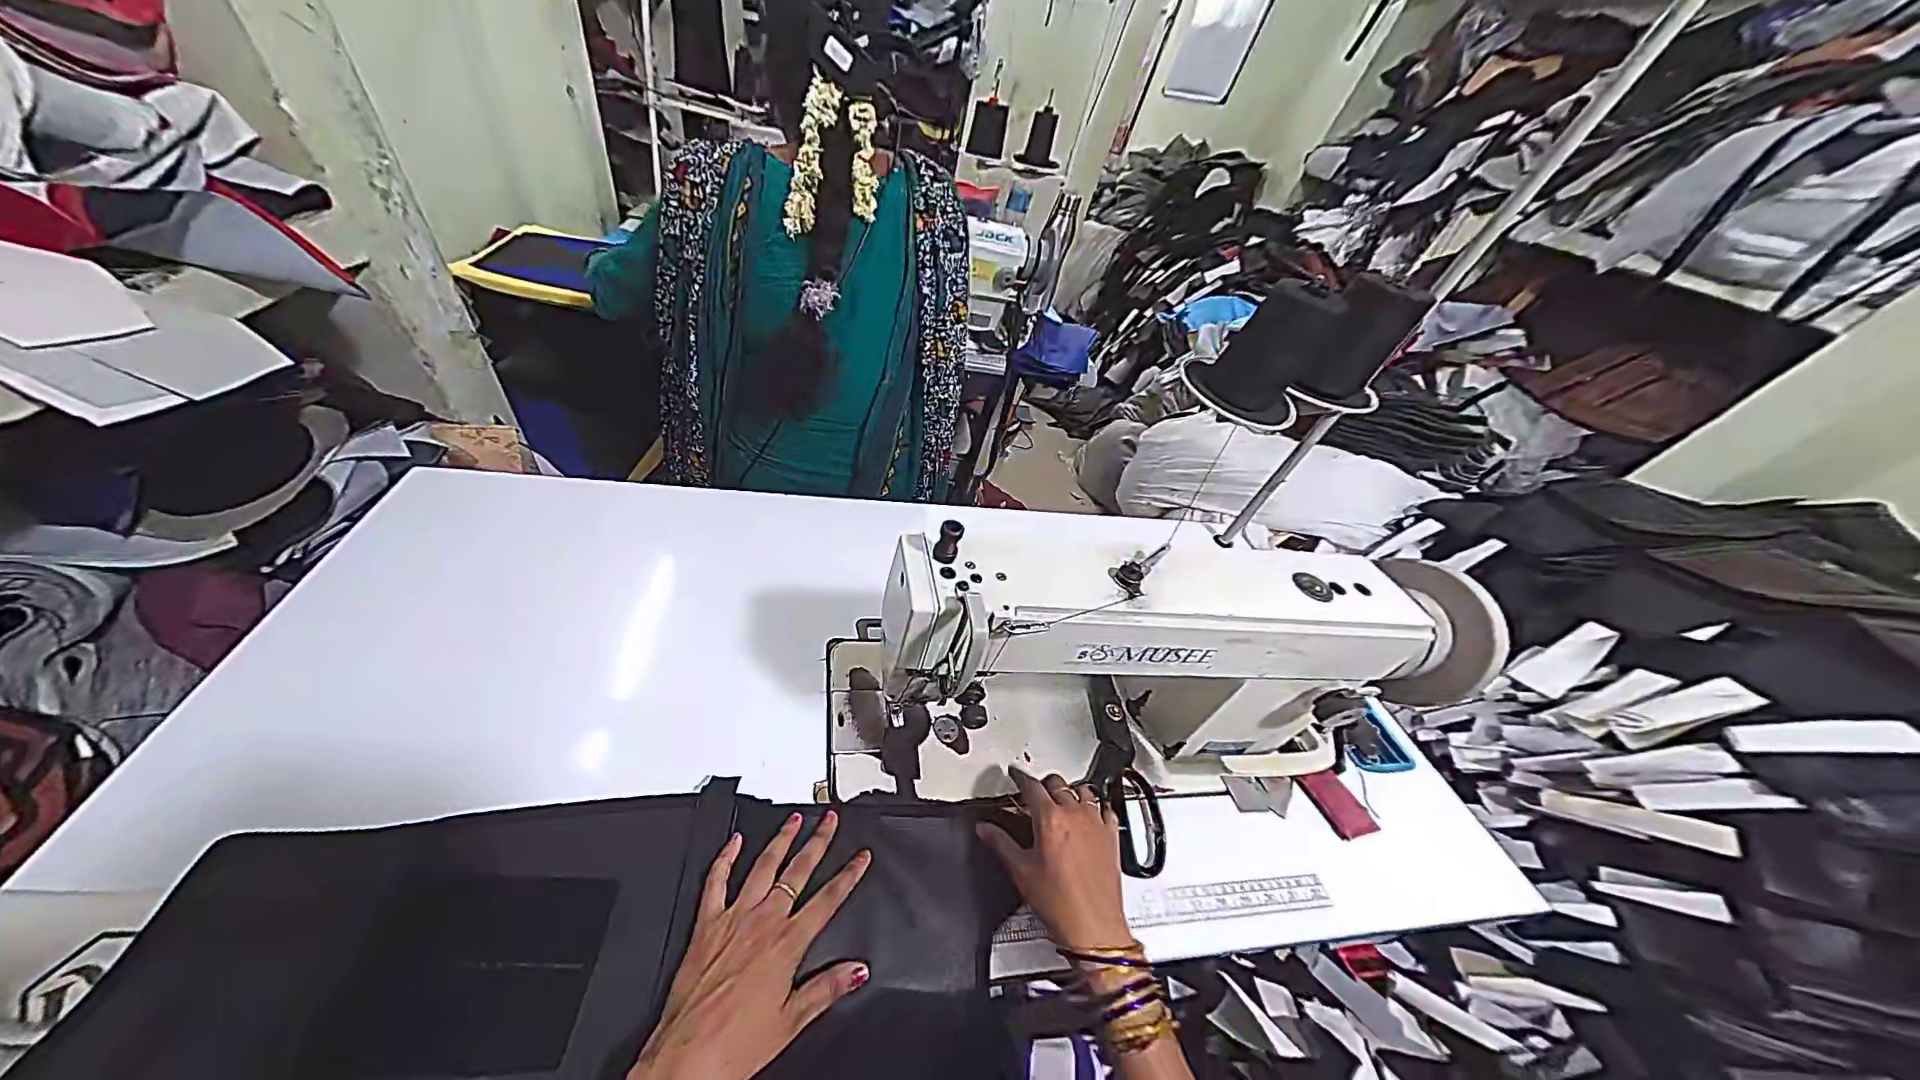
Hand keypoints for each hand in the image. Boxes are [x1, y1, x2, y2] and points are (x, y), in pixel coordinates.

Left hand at [629, 811, 871, 1079]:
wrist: (686, 1060)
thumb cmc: (735, 1046)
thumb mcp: (792, 1021)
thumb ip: (828, 988)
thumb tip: (857, 970)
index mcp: (786, 944)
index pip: (828, 899)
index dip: (849, 874)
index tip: (861, 857)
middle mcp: (762, 923)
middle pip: (798, 871)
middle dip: (819, 842)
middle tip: (831, 820)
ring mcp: (733, 919)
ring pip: (763, 866)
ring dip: (781, 839)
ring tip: (795, 819)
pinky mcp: (705, 925)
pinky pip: (716, 881)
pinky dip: (725, 858)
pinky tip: (734, 842)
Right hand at [975, 766, 1130, 949]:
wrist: (1094, 927)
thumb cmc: (1061, 904)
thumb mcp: (1020, 871)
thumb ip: (1000, 843)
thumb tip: (985, 829)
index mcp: (1050, 818)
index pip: (1031, 785)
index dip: (1019, 777)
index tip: (1015, 775)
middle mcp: (1075, 814)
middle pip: (1057, 783)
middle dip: (1043, 784)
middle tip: (1034, 792)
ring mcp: (1096, 823)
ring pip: (1083, 791)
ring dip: (1070, 792)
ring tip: (1061, 801)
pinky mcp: (1111, 836)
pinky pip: (1105, 809)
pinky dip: (1095, 807)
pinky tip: (1090, 816)